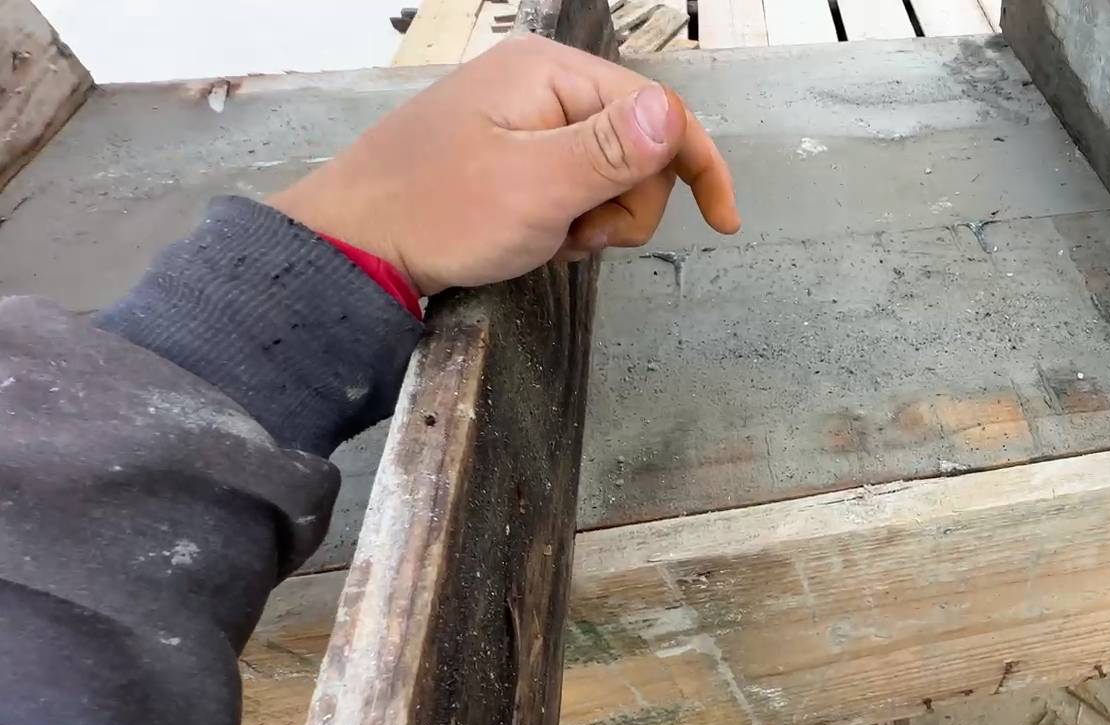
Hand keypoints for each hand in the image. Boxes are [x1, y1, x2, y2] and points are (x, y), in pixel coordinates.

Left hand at [269, 35, 738, 295]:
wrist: (366, 243)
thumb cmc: (443, 212)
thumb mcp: (537, 186)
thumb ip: (610, 151)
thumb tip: (672, 114)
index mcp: (554, 75)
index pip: (659, 112)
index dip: (701, 166)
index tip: (724, 223)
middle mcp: (551, 88)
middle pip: (645, 151)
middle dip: (630, 205)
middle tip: (586, 234)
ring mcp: (540, 123)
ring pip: (622, 179)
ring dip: (606, 221)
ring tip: (561, 238)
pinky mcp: (531, 157)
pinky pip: (591, 192)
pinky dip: (584, 224)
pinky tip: (550, 236)